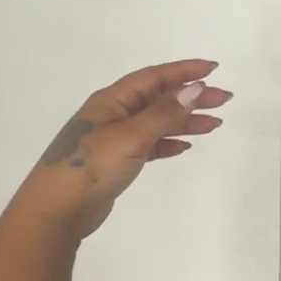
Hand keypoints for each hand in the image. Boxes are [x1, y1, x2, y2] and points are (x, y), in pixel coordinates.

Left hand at [7, 60, 231, 237]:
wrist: (56, 211)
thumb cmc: (91, 167)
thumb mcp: (131, 136)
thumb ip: (165, 113)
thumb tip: (195, 88)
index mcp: (112, 100)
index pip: (154, 77)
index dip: (184, 71)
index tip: (213, 69)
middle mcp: (114, 114)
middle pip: (159, 98)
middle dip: (191, 97)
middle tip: (223, 100)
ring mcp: (115, 138)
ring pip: (158, 121)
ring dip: (185, 120)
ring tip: (214, 124)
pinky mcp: (117, 161)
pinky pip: (150, 144)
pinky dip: (168, 142)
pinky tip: (185, 146)